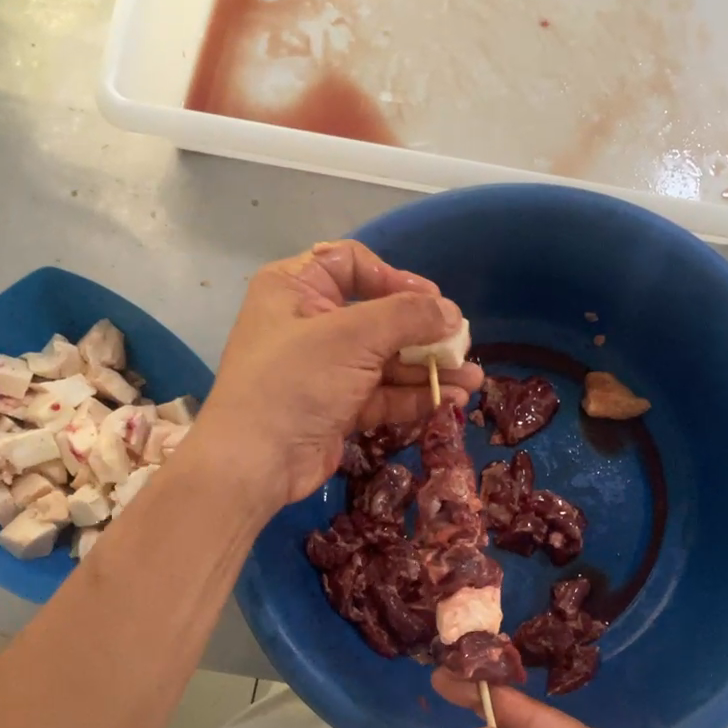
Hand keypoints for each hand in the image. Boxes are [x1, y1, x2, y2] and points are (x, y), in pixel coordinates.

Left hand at [193, 240, 483, 512]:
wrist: (255, 463)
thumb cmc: (296, 382)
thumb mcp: (353, 336)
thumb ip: (408, 317)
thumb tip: (452, 313)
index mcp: (295, 287)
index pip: (352, 264)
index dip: (395, 278)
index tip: (431, 302)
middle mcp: (309, 322)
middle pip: (378, 315)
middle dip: (424, 332)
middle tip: (462, 344)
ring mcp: (324, 369)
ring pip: (386, 359)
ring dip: (429, 368)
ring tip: (473, 379)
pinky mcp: (337, 407)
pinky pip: (382, 393)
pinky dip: (415, 395)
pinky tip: (451, 399)